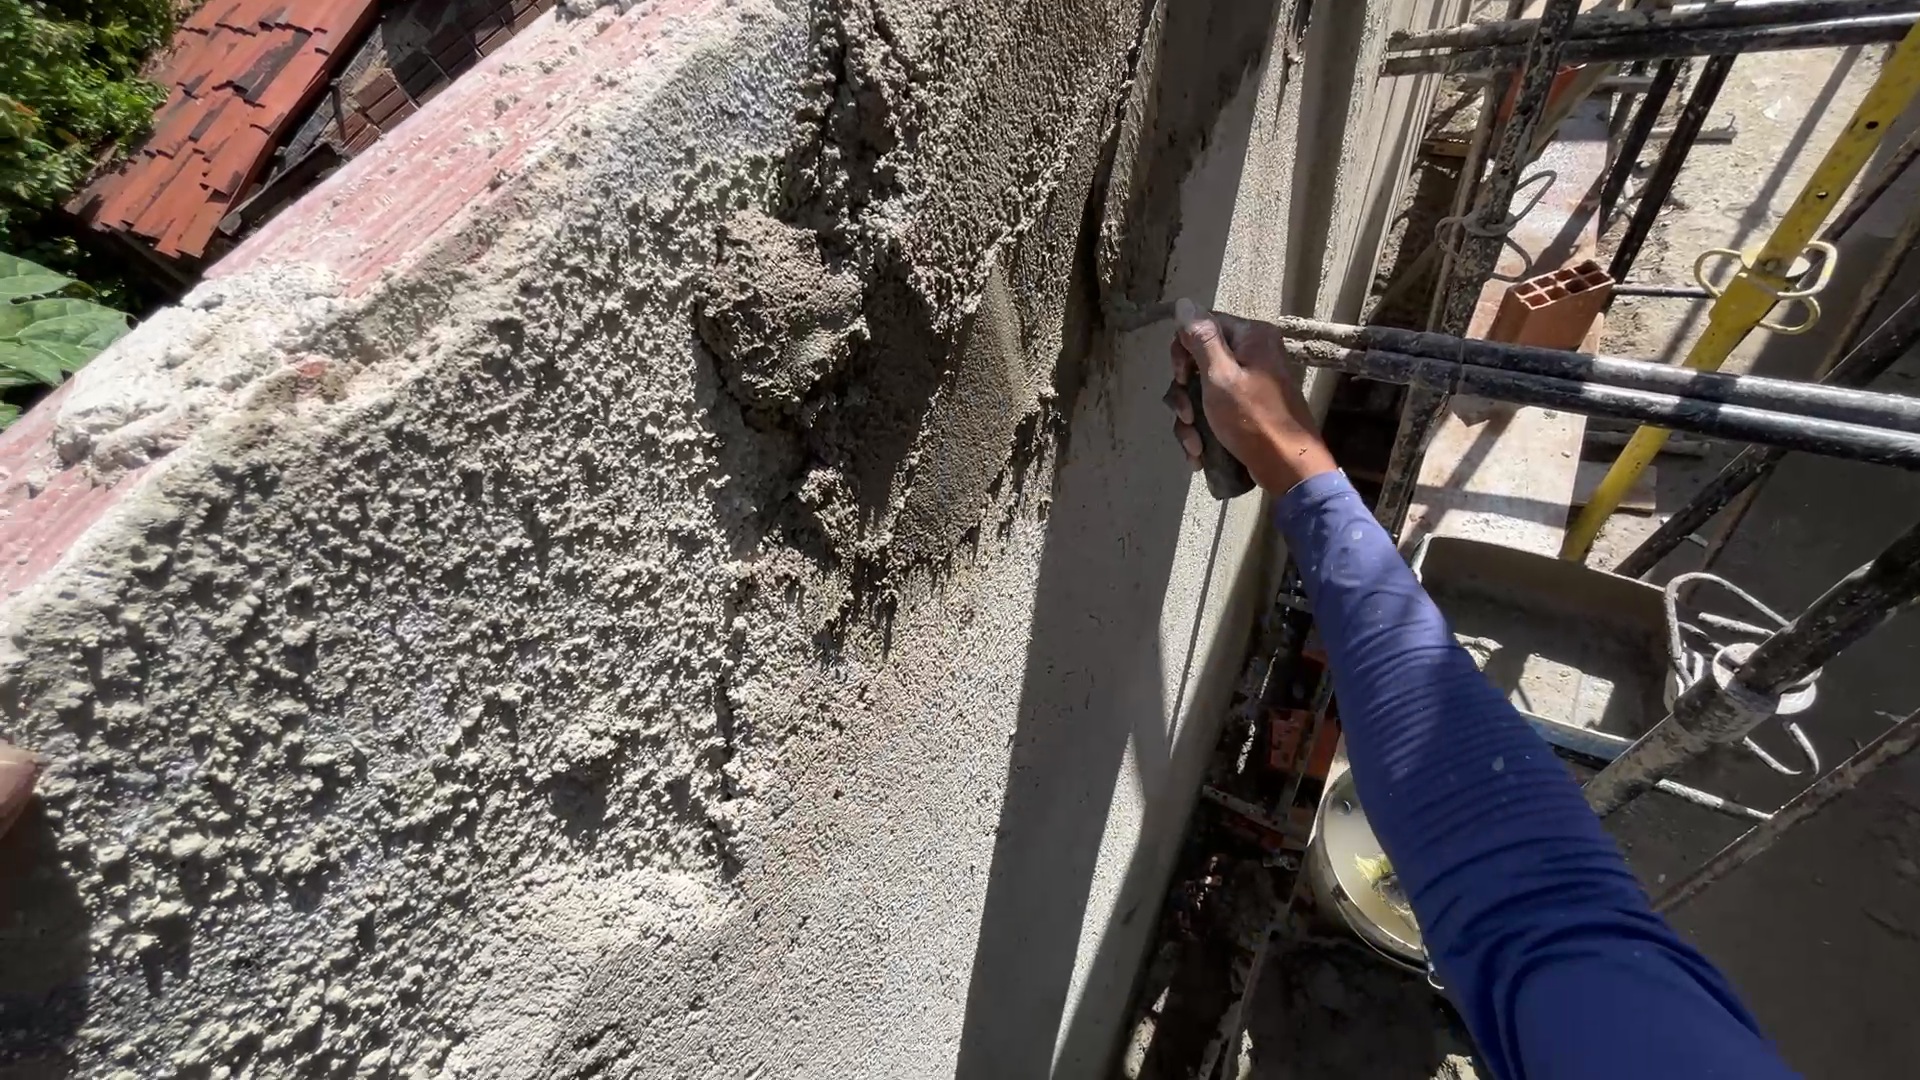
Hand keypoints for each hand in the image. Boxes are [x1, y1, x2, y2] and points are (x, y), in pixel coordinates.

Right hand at [1164, 298, 1337, 493]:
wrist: (1285, 465)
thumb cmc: (1254, 419)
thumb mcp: (1221, 377)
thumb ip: (1201, 340)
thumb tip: (1184, 302)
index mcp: (1250, 337)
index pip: (1201, 326)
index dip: (1182, 353)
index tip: (1183, 379)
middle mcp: (1250, 353)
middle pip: (1196, 361)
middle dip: (1185, 394)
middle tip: (1188, 415)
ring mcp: (1246, 381)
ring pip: (1198, 390)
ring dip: (1189, 419)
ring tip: (1196, 444)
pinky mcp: (1242, 406)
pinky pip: (1209, 410)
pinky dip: (1200, 430)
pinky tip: (1200, 452)